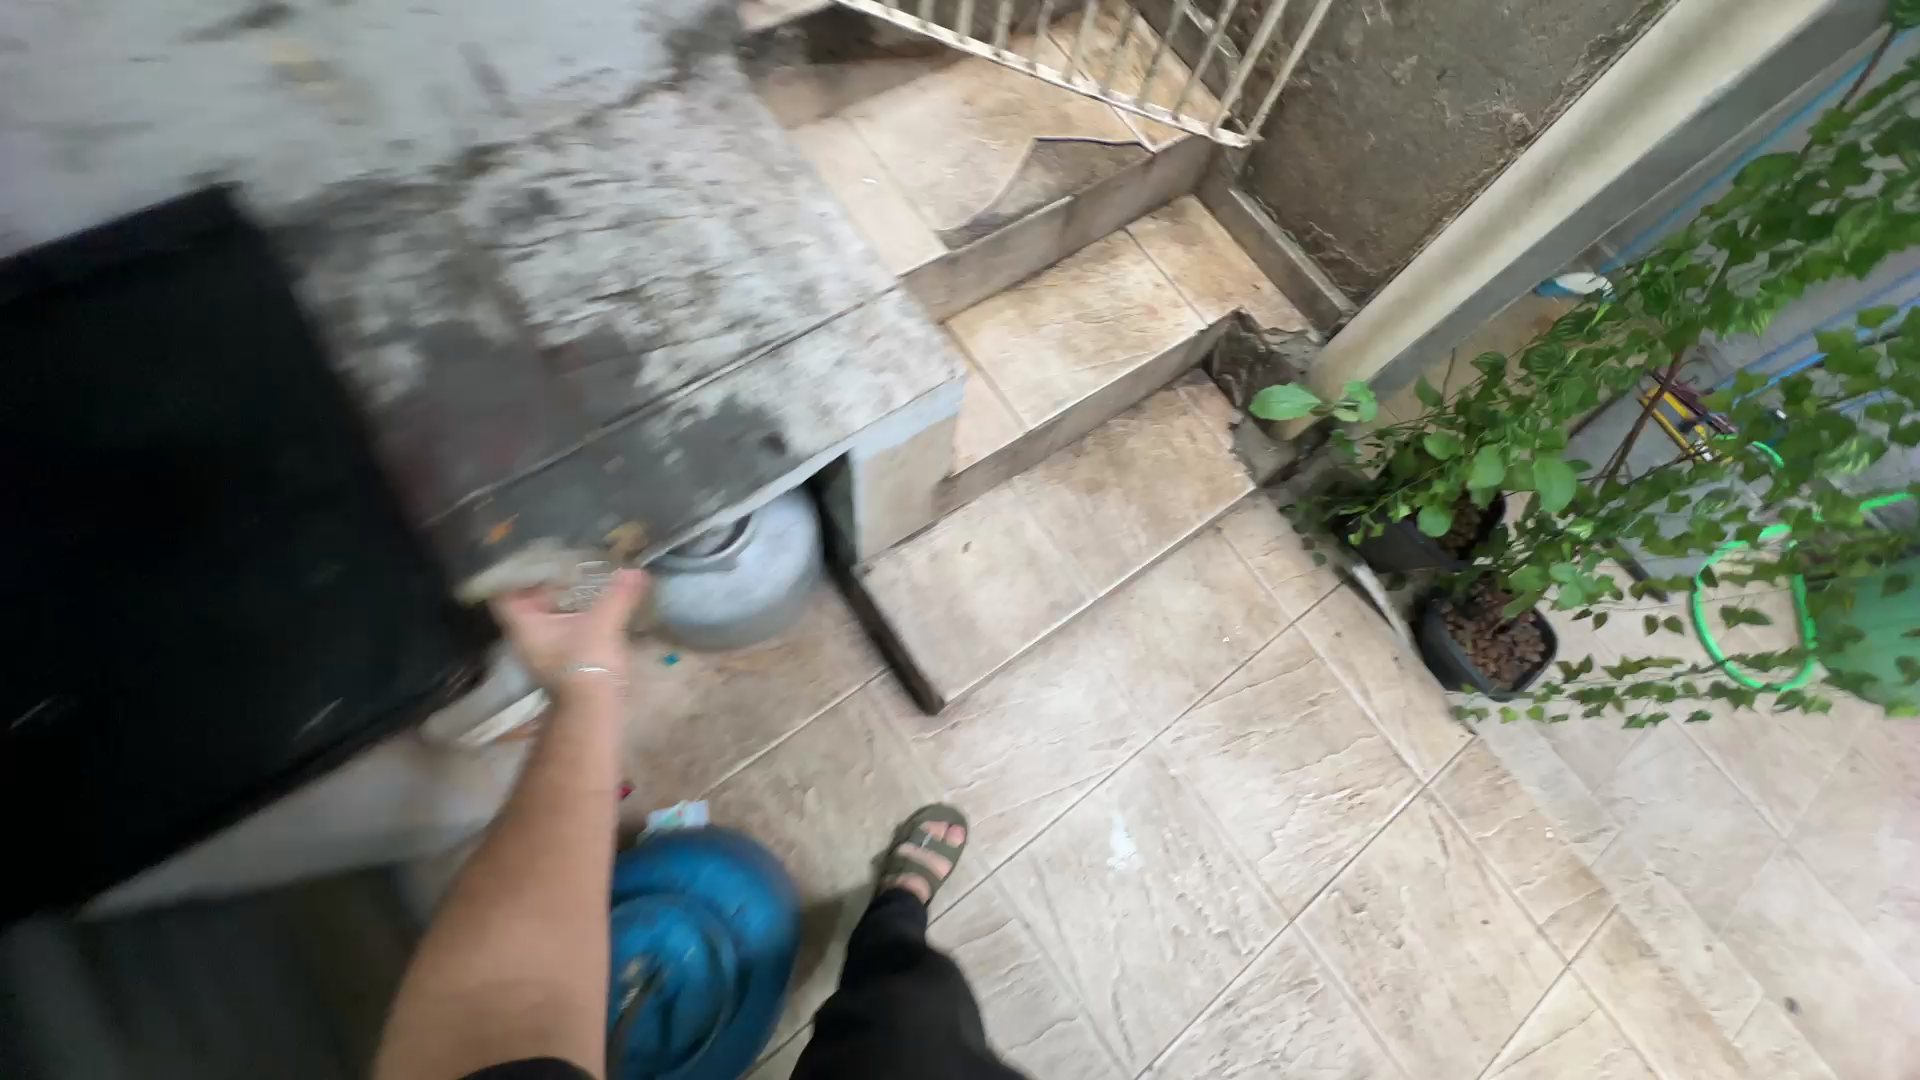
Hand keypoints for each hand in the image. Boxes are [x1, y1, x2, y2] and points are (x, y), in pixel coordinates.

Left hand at [488, 569, 648, 702]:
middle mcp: (530, 639)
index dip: (515, 575)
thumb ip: (618, 595)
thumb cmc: (585, 664)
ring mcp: (547, 653)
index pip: (504, 595)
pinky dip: (578, 618)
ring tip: (587, 581)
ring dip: (565, 603)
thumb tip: (636, 572)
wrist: (594, 709)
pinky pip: (566, 631)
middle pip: (529, 604)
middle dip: (547, 585)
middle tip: (568, 563)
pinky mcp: (567, 662)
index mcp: (525, 627)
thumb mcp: (603, 623)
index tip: (536, 558)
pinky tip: (599, 609)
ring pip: (549, 619)